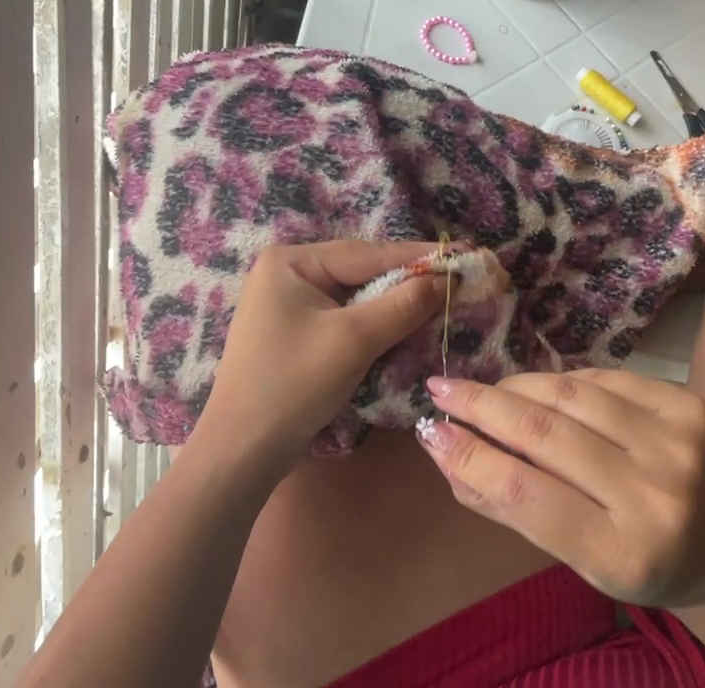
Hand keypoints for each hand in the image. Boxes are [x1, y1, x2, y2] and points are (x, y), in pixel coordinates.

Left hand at [194, 241, 444, 478]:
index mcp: (291, 261)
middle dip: (407, 280)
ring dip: (393, 303)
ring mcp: (287, 303)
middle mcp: (286, 272)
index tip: (463, 255)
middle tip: (457, 282)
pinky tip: (402, 327)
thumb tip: (449, 279)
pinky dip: (373, 323)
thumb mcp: (354, 340)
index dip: (419, 256)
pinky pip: (344, 317)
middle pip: (361, 271)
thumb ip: (403, 305)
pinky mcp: (294, 332)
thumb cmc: (293, 385)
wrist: (241, 452)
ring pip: (355, 296)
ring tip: (439, 301)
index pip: (368, 253)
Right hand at [416, 369, 704, 608]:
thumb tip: (440, 446)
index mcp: (621, 552)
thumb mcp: (566, 554)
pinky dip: (564, 383)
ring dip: (518, 387)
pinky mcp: (689, 406)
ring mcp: (679, 445)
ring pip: (572, 395)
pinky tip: (546, 392)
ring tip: (488, 391)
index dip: (471, 457)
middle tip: (441, 389)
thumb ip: (502, 503)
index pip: (527, 494)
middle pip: (547, 433)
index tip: (430, 430)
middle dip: (482, 405)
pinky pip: (604, 379)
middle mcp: (656, 495)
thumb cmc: (629, 560)